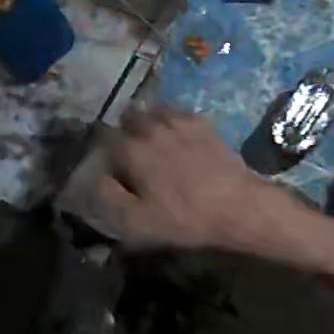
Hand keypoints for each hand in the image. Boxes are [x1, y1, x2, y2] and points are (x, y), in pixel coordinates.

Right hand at [94, 107, 302, 251]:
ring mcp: (179, 122)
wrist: (237, 206)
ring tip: (153, 140)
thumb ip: (108, 197)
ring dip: (149, 122)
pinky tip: (179, 136)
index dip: (105, 152)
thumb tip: (96, 178)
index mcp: (131, 150)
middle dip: (126, 131)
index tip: (111, 165)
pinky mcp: (203, 124)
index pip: (105, 139)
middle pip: (129, 119)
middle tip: (132, 152)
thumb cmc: (184, 218)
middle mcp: (151, 128)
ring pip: (154, 112)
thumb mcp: (137, 221)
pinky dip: (174, 121)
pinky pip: (179, 115)